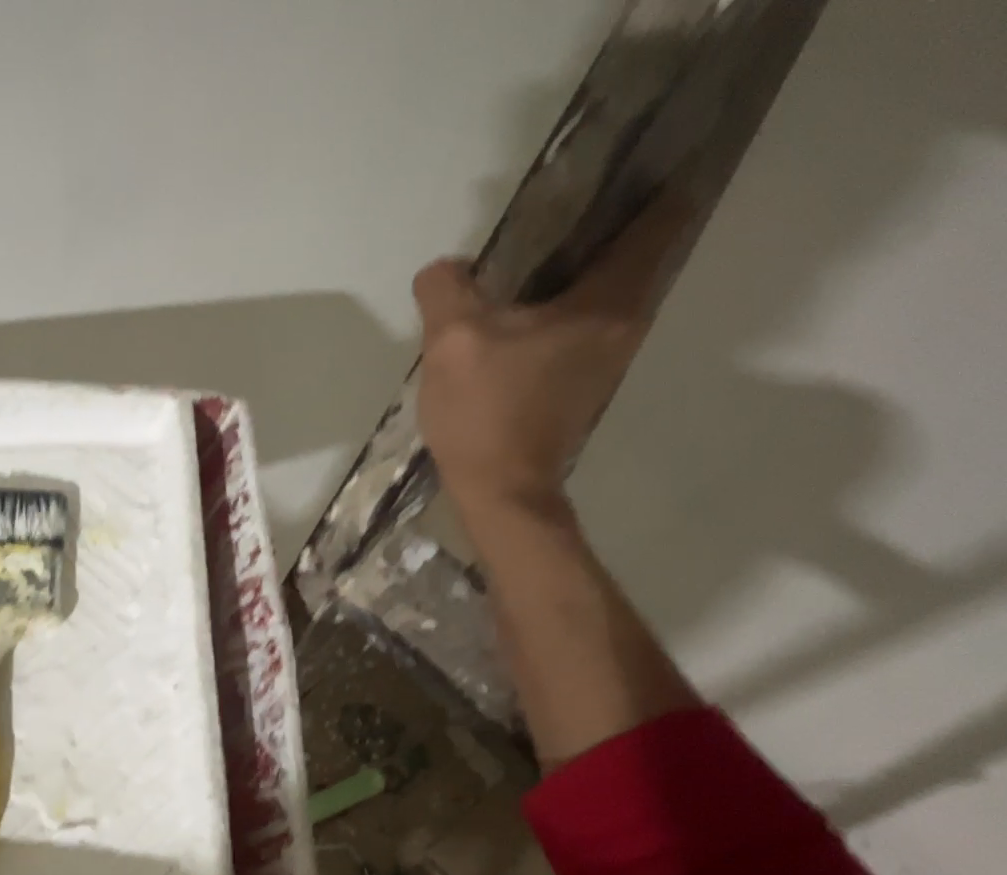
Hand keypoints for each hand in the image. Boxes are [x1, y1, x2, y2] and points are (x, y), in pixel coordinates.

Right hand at [413, 197, 691, 520]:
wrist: (501, 488)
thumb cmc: (487, 410)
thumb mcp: (452, 338)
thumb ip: (446, 288)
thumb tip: (447, 269)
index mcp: (604, 305)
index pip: (655, 227)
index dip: (658, 187)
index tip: (652, 155)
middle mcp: (622, 325)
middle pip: (636, 255)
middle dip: (618, 219)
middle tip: (581, 190)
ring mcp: (607, 357)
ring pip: (610, 289)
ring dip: (589, 262)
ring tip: (548, 240)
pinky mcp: (584, 381)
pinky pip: (587, 319)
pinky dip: (570, 297)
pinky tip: (528, 300)